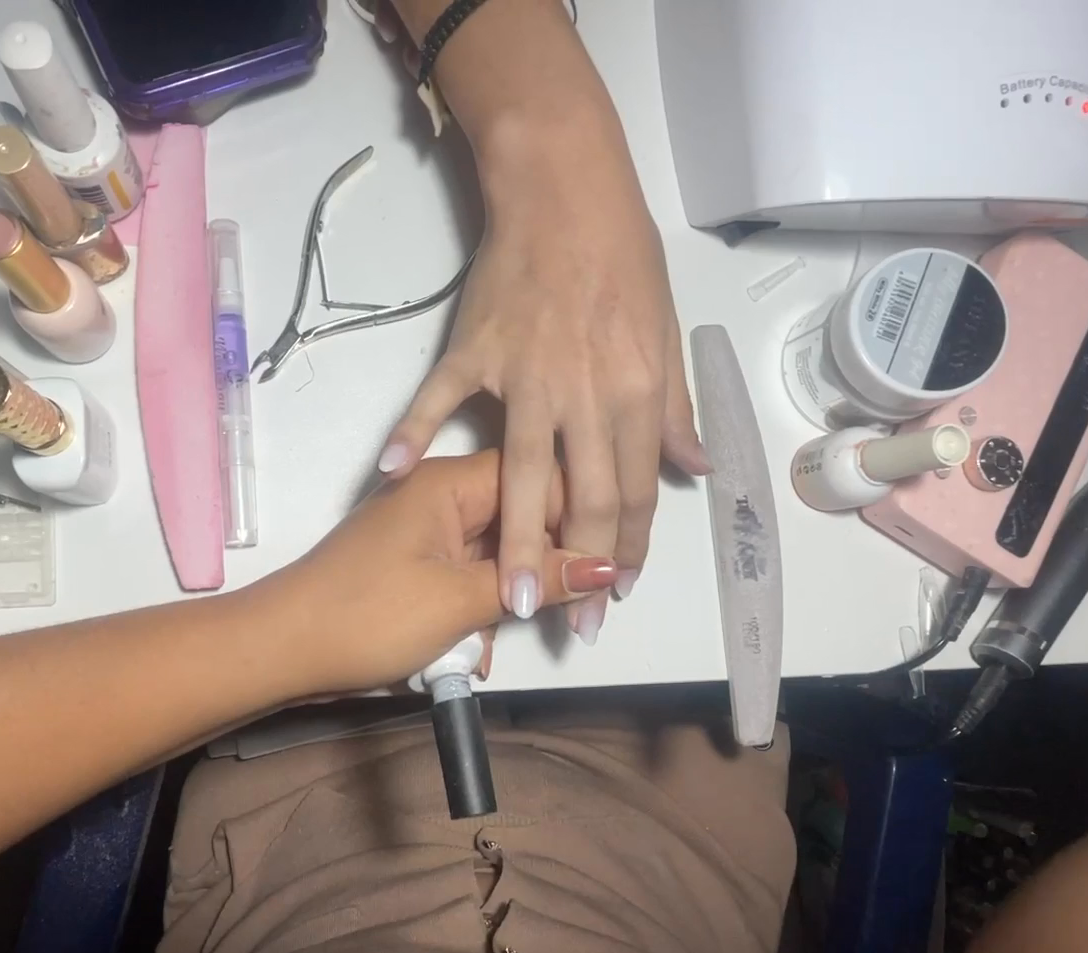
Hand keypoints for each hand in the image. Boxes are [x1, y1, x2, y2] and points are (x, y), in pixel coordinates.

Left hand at [270, 451, 616, 695]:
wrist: (280, 650)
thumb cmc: (368, 615)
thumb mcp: (460, 600)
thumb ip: (537, 581)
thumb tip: (606, 566)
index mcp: (450, 482)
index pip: (539, 479)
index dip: (579, 521)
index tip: (609, 569)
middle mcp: (441, 497)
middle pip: (520, 520)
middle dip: (542, 573)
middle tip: (573, 617)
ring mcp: (427, 533)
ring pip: (495, 557)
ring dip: (503, 603)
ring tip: (493, 644)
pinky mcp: (415, 566)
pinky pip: (465, 579)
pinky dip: (472, 613)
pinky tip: (468, 653)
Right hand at [375, 118, 707, 645]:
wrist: (566, 188)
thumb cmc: (622, 259)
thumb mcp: (665, 331)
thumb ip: (676, 406)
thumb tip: (694, 467)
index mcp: (637, 391)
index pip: (637, 488)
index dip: (631, 547)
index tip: (619, 592)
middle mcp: (586, 395)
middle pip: (585, 498)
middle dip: (582, 569)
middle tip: (575, 629)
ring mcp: (524, 376)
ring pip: (521, 474)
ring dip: (517, 543)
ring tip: (508, 603)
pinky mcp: (473, 351)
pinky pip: (440, 397)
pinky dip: (414, 430)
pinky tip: (394, 472)